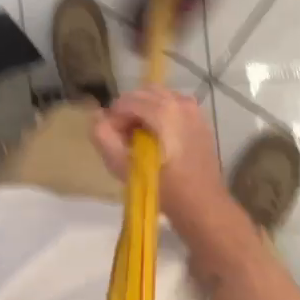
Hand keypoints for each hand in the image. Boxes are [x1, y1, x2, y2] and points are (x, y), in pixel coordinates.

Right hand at [90, 86, 231, 226]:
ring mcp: (193, 109)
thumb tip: (97, 116)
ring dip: (143, 111)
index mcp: (163, 111)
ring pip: (157, 97)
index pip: (125, 101)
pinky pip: (172, 105)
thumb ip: (104, 137)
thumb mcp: (124, 167)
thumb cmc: (164, 189)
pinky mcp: (199, 118)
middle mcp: (180, 102)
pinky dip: (159, 113)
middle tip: (123, 138)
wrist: (203, 205)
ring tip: (140, 138)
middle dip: (128, 111)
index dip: (113, 118)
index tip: (112, 140)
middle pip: (141, 94)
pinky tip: (158, 139)